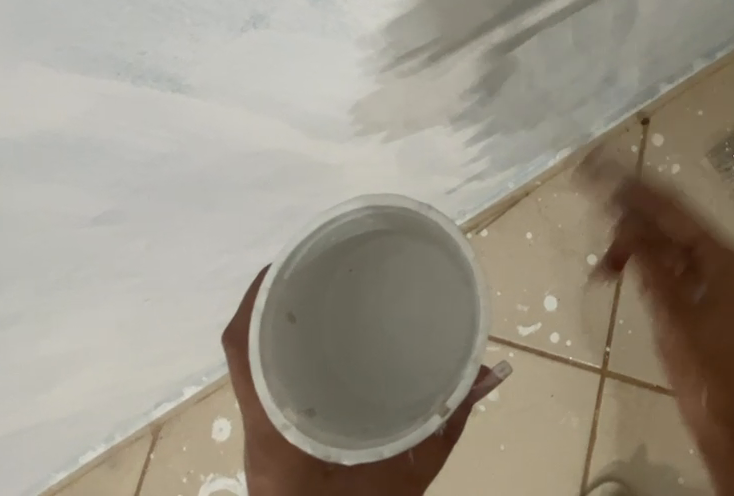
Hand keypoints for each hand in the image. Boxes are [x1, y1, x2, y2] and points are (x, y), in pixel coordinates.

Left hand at [220, 267, 506, 495]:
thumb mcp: (410, 475)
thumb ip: (448, 422)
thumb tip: (493, 371)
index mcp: (274, 430)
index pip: (240, 350)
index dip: (255, 298)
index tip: (288, 259)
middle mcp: (257, 431)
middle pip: (241, 352)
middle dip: (270, 304)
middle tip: (312, 268)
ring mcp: (259, 442)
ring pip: (249, 371)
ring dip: (273, 331)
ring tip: (314, 295)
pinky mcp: (270, 452)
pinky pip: (263, 392)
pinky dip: (281, 361)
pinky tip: (317, 349)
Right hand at [588, 166, 733, 495]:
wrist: (726, 421)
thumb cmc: (704, 368)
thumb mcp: (671, 312)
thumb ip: (648, 261)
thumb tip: (622, 218)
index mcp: (717, 252)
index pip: (668, 205)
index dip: (631, 184)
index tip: (596, 167)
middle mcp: (713, 254)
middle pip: (663, 216)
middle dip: (625, 205)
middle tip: (586, 186)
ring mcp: (703, 273)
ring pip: (657, 239)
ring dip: (627, 241)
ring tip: (602, 262)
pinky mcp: (691, 291)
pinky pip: (659, 261)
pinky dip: (635, 261)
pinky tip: (612, 270)